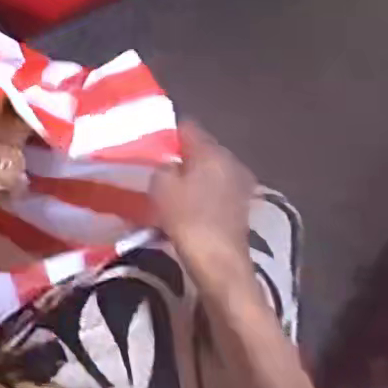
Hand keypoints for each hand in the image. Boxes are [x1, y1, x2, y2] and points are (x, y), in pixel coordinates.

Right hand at [151, 121, 257, 289]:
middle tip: (152, 160)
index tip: (146, 138)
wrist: (217, 260)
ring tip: (166, 181)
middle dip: (179, 152)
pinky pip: (215, 185)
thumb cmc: (185, 216)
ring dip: (190, 171)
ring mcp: (241, 183)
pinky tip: (183, 199)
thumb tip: (163, 157)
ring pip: (208, 167)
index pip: (187, 126)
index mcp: (212, 151)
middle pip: (201, 147)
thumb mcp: (159, 183)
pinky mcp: (241, 204)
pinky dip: (200, 188)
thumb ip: (160, 162)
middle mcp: (232, 161)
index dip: (165, 130)